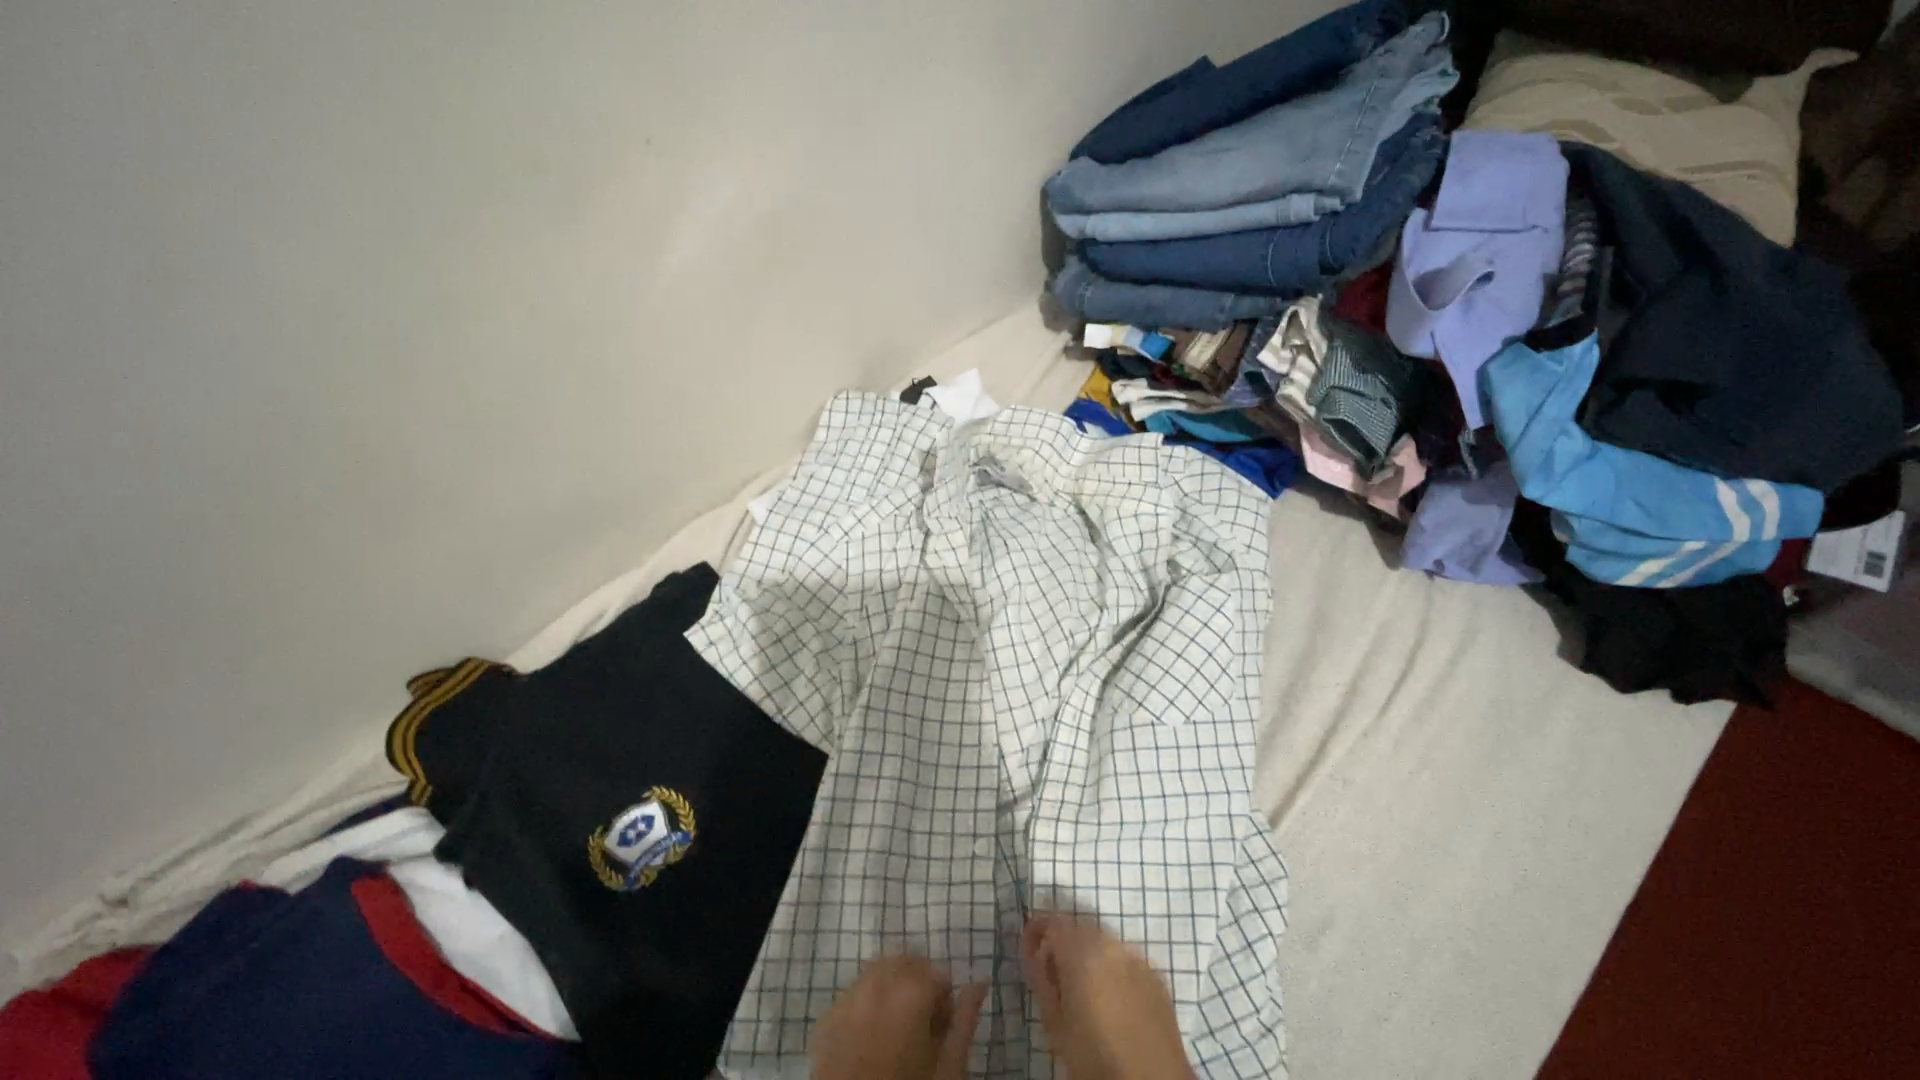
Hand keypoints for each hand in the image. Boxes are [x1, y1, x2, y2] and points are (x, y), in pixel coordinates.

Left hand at [811, 954, 987, 1079]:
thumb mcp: (950, 1065)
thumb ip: (965, 1019)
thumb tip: (980, 983)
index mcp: (910, 993)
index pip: (937, 974)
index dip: (945, 1001)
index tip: (942, 1028)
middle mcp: (875, 985)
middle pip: (904, 962)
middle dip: (917, 984)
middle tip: (921, 1023)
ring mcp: (846, 1000)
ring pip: (875, 972)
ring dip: (891, 987)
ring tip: (896, 1026)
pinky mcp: (825, 1019)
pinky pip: (851, 995)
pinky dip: (865, 1003)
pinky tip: (869, 1035)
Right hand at [1024, 915, 1195, 1079]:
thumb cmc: (1094, 1056)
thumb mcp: (1054, 1022)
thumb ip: (1041, 978)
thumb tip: (1036, 952)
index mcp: (1083, 952)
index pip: (1054, 919)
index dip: (1037, 929)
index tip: (1030, 950)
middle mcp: (1112, 946)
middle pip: (1080, 929)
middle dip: (1063, 943)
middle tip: (1054, 975)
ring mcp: (1138, 959)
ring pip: (1105, 944)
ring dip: (1089, 955)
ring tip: (1083, 990)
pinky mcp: (1157, 977)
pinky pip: (1126, 961)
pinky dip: (1113, 969)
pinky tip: (1112, 1000)